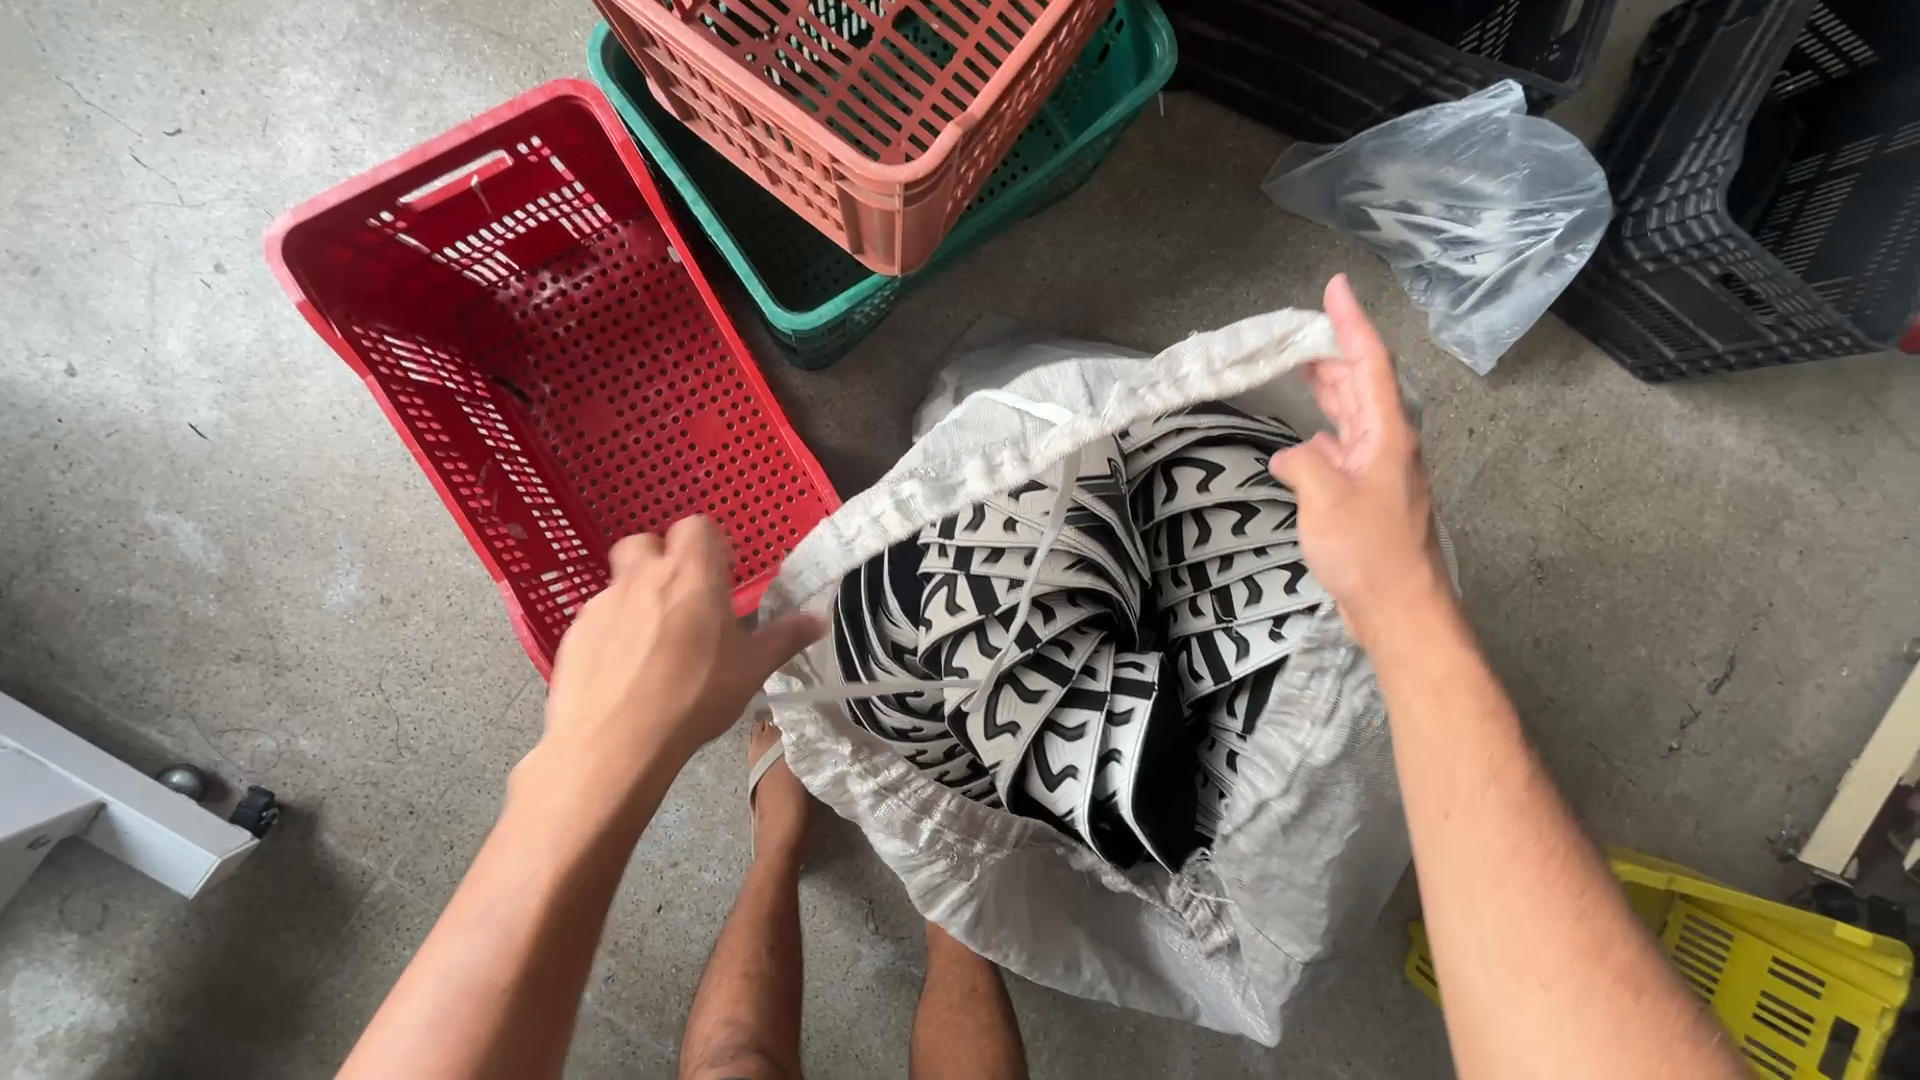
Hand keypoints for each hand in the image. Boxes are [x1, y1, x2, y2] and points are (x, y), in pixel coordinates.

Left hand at [528, 517, 822, 791]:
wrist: (613, 743)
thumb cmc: (694, 696)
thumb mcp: (752, 669)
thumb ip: (784, 638)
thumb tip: (817, 620)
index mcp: (691, 575)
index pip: (696, 526)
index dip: (710, 544)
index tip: (722, 574)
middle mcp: (642, 578)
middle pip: (646, 544)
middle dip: (663, 561)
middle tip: (684, 600)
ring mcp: (601, 605)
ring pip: (621, 585)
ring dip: (639, 601)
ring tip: (656, 648)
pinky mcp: (573, 636)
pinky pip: (598, 621)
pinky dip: (613, 635)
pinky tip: (626, 674)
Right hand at [1270, 275, 1451, 649]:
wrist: (1400, 610)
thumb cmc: (1368, 552)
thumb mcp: (1324, 500)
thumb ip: (1302, 465)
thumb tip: (1292, 456)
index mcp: (1386, 435)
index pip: (1369, 363)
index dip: (1351, 323)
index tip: (1335, 286)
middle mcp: (1388, 445)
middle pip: (1361, 386)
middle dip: (1333, 357)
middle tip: (1300, 335)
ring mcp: (1379, 472)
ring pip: (1352, 419)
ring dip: (1328, 395)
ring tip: (1301, 374)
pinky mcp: (1367, 498)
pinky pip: (1343, 453)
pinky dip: (1322, 440)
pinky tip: (1304, 443)